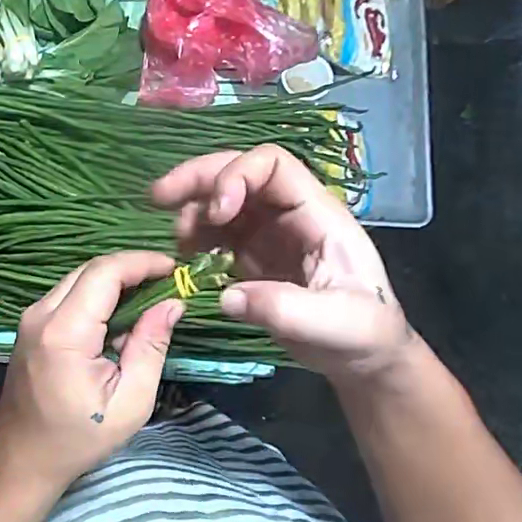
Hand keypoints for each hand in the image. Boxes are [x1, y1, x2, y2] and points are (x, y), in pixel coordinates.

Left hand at [0, 252, 184, 490]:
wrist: (23, 459)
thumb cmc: (79, 438)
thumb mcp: (130, 401)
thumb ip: (151, 347)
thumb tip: (173, 304)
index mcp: (64, 333)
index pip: (105, 273)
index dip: (142, 263)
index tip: (175, 270)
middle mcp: (41, 316)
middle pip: (91, 269)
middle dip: (132, 267)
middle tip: (168, 281)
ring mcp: (31, 319)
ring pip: (79, 278)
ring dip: (116, 280)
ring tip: (152, 294)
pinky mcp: (31, 326)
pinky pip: (69, 294)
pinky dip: (99, 294)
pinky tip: (123, 312)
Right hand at [151, 145, 414, 383]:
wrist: (364, 356)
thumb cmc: (362, 331)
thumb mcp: (332, 323)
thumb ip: (282, 308)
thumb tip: (227, 296)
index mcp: (316, 213)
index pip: (273, 165)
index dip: (237, 176)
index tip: (217, 212)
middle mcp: (289, 214)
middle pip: (240, 172)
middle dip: (198, 178)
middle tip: (158, 197)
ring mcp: (269, 235)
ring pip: (224, 202)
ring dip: (193, 211)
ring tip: (177, 243)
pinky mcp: (255, 259)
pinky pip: (218, 237)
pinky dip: (196, 241)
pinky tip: (185, 261)